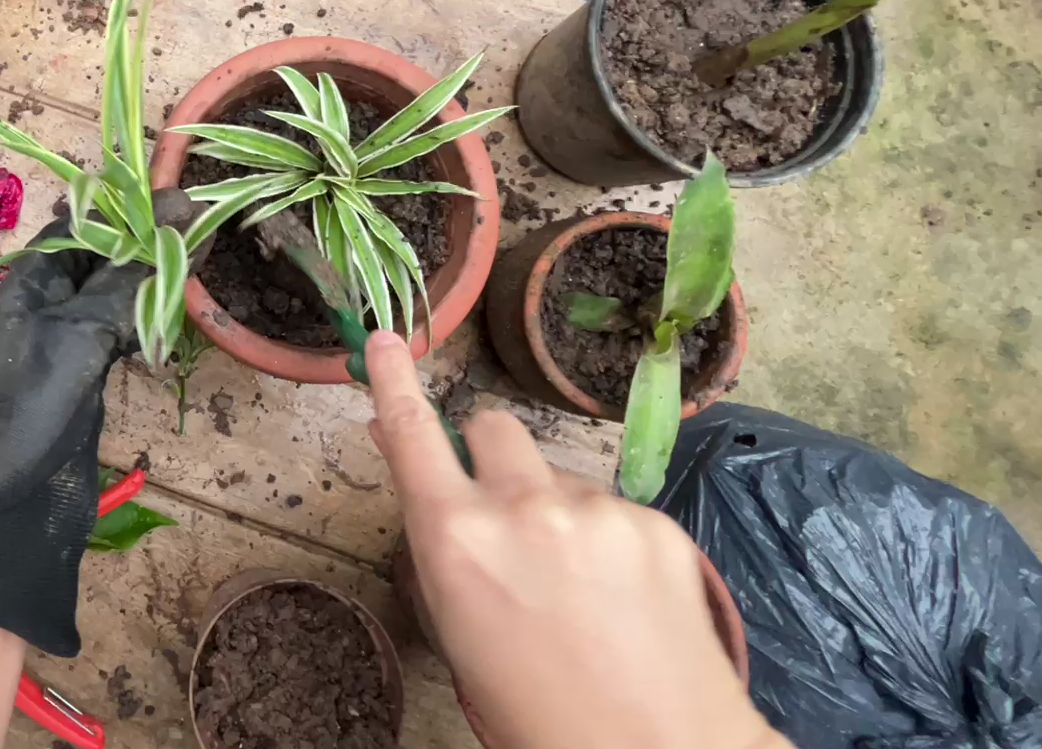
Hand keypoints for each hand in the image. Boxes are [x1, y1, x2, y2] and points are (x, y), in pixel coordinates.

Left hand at [0, 190, 199, 655]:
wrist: (20, 506)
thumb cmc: (36, 408)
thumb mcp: (79, 332)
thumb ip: (125, 276)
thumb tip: (175, 211)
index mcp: (24, 287)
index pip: (73, 228)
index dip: (118, 208)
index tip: (168, 193)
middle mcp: (40, 305)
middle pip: (96, 257)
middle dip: (142, 239)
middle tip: (197, 221)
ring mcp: (63, 339)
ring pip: (111, 291)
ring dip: (148, 275)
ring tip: (196, 253)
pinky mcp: (84, 369)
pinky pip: (117, 327)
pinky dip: (144, 315)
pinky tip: (173, 306)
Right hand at [362, 331, 786, 748]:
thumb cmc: (526, 701)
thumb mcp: (453, 611)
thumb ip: (430, 523)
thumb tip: (402, 448)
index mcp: (455, 536)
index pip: (412, 433)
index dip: (392, 381)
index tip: (386, 339)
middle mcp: (521, 506)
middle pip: (491, 427)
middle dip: (487, 455)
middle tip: (503, 510)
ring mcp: (594, 509)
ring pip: (553, 470)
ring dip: (550, 502)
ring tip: (576, 579)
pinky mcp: (655, 523)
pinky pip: (607, 503)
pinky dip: (602, 534)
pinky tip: (621, 594)